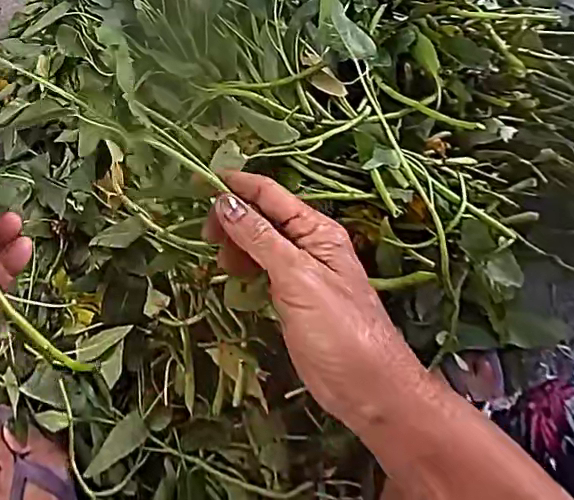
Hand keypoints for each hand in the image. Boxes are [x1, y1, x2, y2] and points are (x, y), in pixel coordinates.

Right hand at [204, 171, 427, 437]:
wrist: (371, 393)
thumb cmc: (340, 331)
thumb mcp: (297, 277)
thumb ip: (259, 237)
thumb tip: (224, 201)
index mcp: (315, 229)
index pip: (269, 193)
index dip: (236, 184)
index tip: (202, 180)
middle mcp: (307, 243)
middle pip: (260, 215)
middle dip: (231, 216)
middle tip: (206, 234)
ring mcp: (299, 270)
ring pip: (257, 241)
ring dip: (234, 242)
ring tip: (220, 260)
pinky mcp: (291, 295)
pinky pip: (260, 266)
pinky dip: (243, 264)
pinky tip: (232, 274)